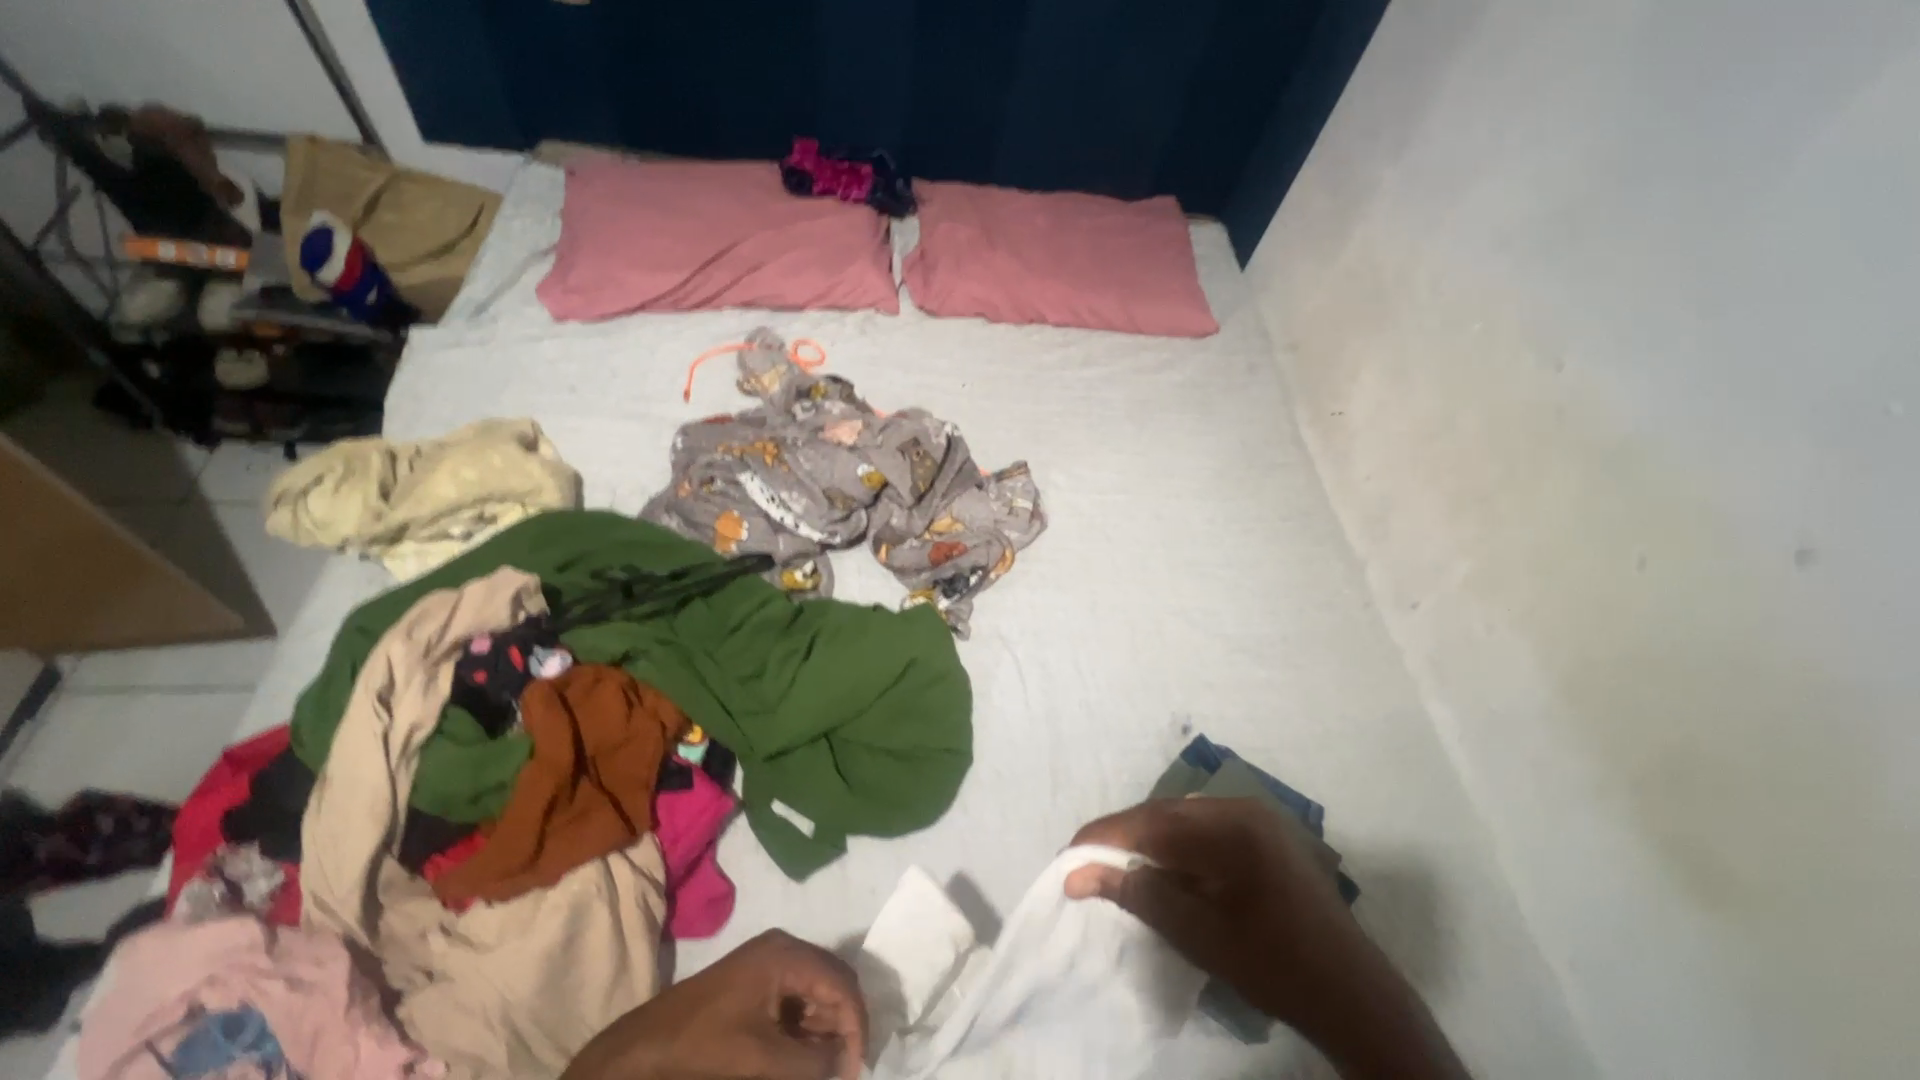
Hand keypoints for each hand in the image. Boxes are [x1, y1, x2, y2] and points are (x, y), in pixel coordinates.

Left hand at [561, 930, 867, 1079]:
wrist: (644, 1046)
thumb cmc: (704, 1044)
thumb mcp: (763, 1058)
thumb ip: (813, 1062)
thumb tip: (845, 1064)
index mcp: (786, 955)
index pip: (842, 984)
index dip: (856, 1027)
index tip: (855, 1070)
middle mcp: (784, 947)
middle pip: (834, 981)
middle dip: (844, 1025)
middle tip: (845, 1068)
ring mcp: (770, 960)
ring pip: (818, 990)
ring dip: (826, 1028)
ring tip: (825, 1066)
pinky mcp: (758, 978)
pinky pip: (798, 996)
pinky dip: (807, 1025)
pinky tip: (804, 1054)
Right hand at [1065, 797, 1470, 1079]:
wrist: (1351, 994)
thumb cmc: (1272, 965)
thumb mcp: (1197, 935)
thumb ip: (1136, 895)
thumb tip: (1077, 874)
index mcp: (1231, 828)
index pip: (1149, 821)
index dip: (1103, 837)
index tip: (1067, 857)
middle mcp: (1244, 809)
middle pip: (1164, 814)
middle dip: (1123, 838)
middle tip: (1087, 866)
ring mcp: (1260, 819)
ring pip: (1183, 820)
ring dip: (1149, 841)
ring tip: (1119, 870)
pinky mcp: (1267, 835)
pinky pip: (1206, 829)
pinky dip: (1177, 846)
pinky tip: (1165, 871)